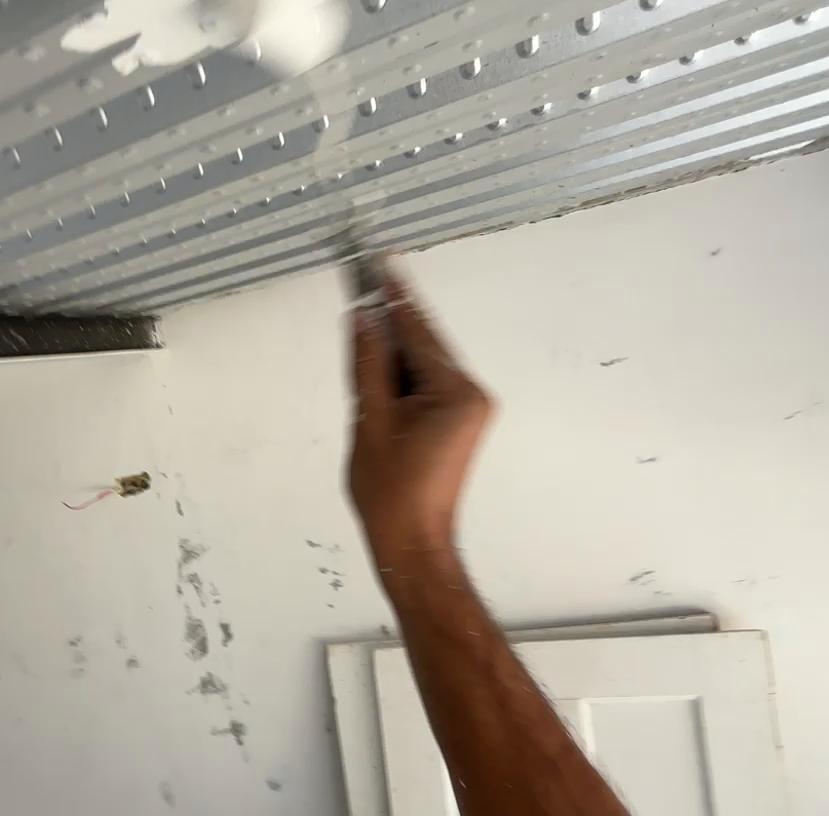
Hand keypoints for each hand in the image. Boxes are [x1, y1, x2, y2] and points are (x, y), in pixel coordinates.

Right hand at [346, 267, 493, 565]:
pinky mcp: (457, 422)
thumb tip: (364, 319)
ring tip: (359, 364)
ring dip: (388, 359)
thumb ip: (368, 366)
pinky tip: (375, 383)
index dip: (393, 296)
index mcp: (456, 392)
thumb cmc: (390, 493)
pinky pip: (424, 387)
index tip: (379, 259)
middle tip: (357, 303)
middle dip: (387, 331)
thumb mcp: (370, 422)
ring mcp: (467, 409)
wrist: (411, 542)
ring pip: (420, 367)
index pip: (419, 331)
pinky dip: (398, 380)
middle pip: (422, 346)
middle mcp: (471, 394)